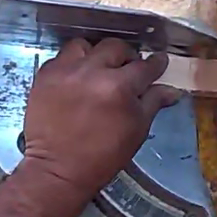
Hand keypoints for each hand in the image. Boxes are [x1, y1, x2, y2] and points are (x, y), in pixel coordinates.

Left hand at [15, 38, 179, 210]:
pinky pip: (63, 57)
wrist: (56, 170)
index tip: (158, 62)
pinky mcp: (45, 75)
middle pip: (116, 47)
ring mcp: (66, 71)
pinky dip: (72, 64)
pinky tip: (76, 79)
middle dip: (126, 57)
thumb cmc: (102, 156)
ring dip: (96, 55)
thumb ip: (153, 103)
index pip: (145, 66)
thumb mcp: (136, 130)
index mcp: (119, 87)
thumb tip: (172, 90)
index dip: (156, 63)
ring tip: (97, 70)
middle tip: (127, 70)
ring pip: (86, 46)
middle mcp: (92, 72)